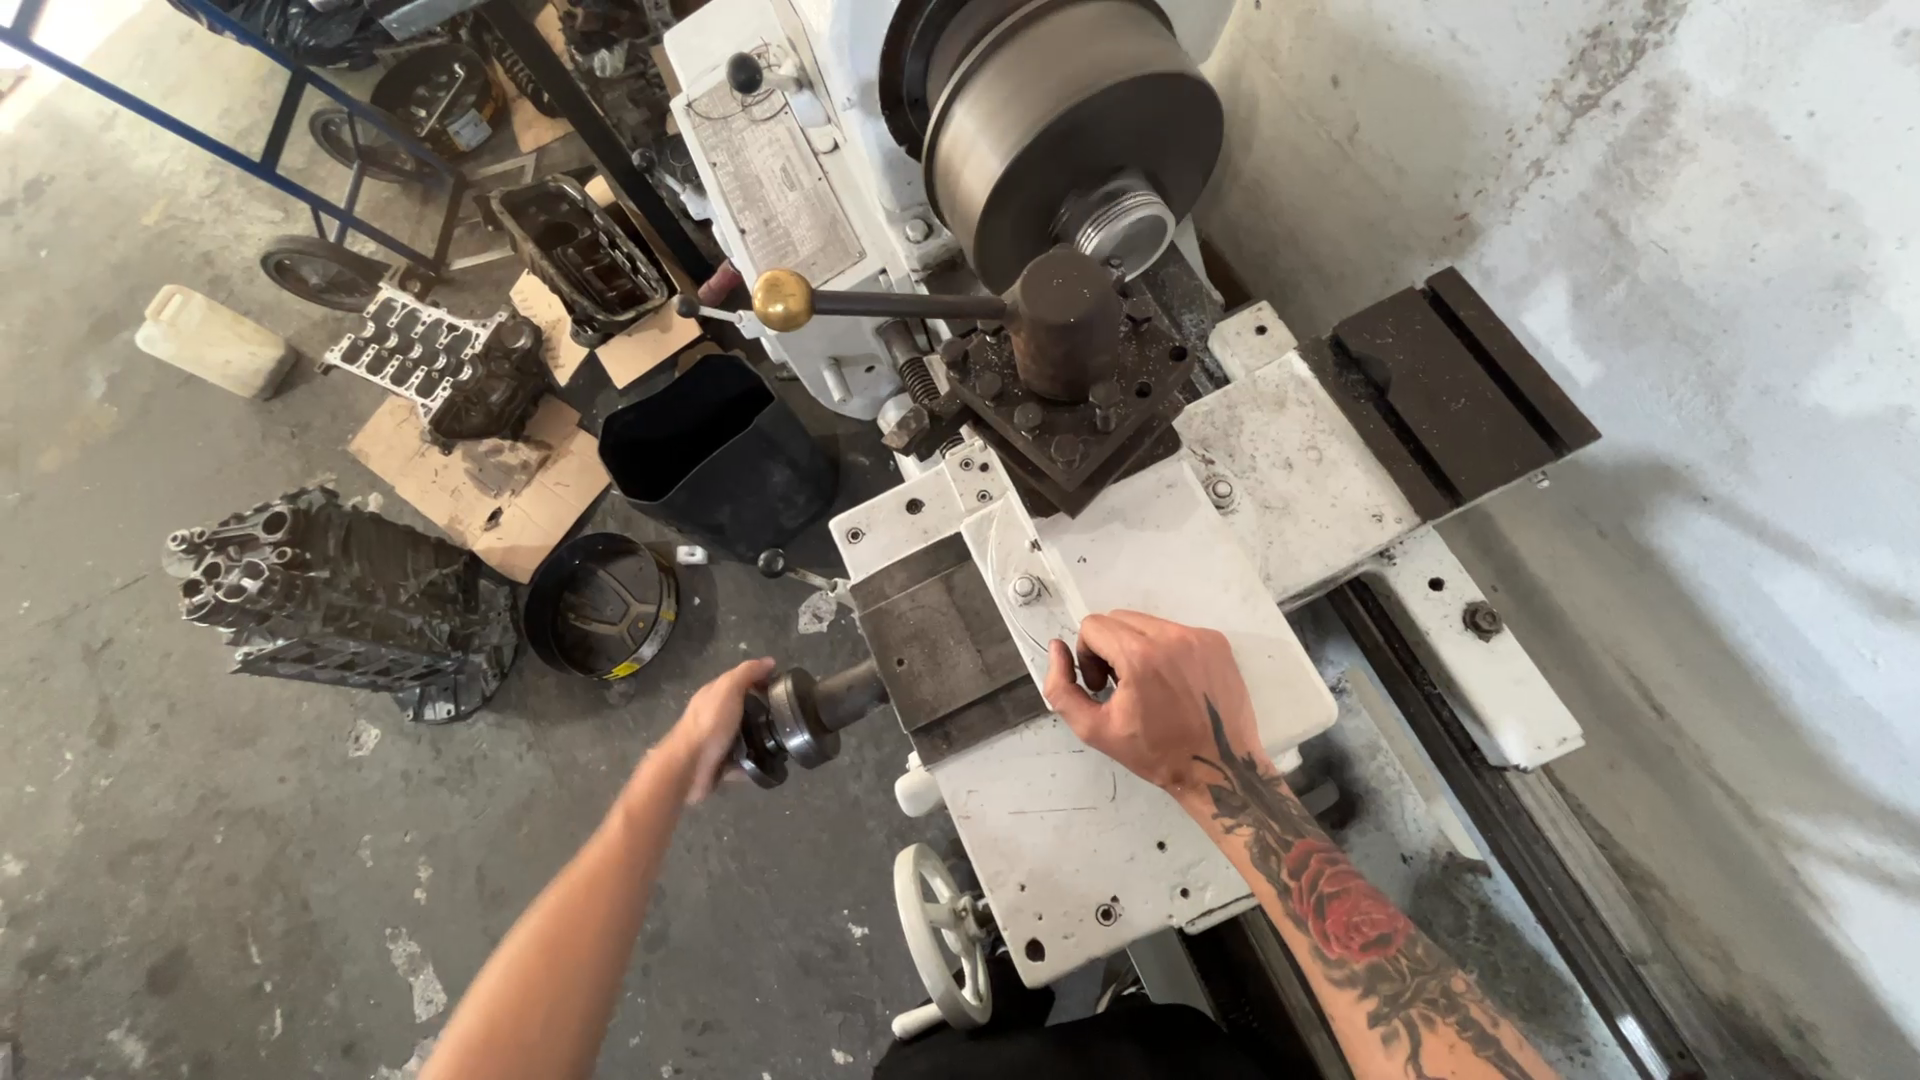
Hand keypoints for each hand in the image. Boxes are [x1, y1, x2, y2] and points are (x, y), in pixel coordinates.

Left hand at [660, 657, 775, 803]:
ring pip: (744, 734)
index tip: (781, 686)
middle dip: (763, 709)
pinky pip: (743, 759)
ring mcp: (716, 740)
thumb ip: (747, 673)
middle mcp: (713, 715)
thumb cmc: (709, 724)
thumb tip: (769, 662)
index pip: (740, 680)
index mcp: (713, 694)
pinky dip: (754, 760)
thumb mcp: (728, 689)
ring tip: (782, 738)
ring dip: (760, 736)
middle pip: (743, 707)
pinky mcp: (721, 762)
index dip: (760, 678)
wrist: (689, 767)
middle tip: (786, 713)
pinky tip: (769, 760)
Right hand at [1044, 611, 1266, 799]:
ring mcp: (1198, 637)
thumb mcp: (1093, 730)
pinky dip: (1163, 649)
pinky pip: (1174, 630)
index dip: (1087, 655)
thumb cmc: (1155, 753)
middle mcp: (1171, 637)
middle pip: (1117, 619)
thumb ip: (1061, 688)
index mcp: (1140, 657)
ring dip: (1135, 645)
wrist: (1220, 768)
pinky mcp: (1217, 641)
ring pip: (1146, 622)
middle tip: (1119, 685)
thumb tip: (1057, 648)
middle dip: (1108, 647)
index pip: (1093, 626)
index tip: (1100, 686)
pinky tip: (1172, 682)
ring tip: (1146, 684)